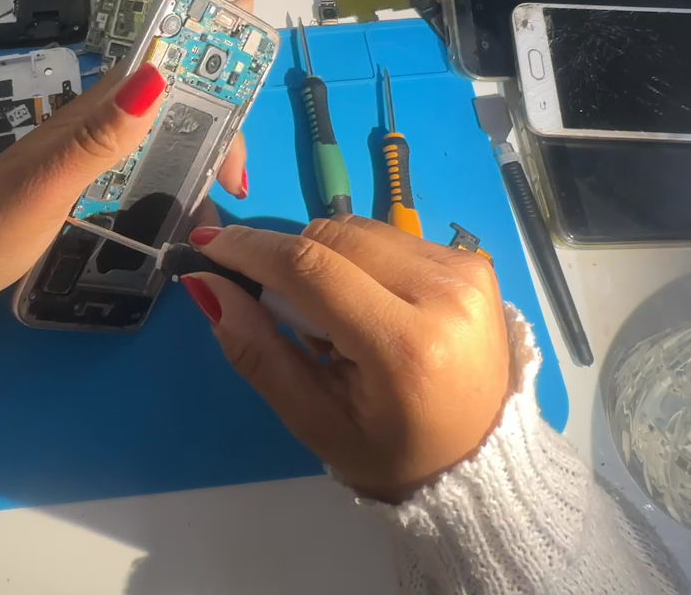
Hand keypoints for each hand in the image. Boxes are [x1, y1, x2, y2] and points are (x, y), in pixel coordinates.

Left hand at [0, 61, 247, 314]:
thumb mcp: (48, 184)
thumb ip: (100, 137)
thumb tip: (158, 77)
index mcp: (89, 116)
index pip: (158, 68)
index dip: (204, 61)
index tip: (249, 83)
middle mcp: (94, 128)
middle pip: (170, 105)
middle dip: (215, 126)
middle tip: (238, 182)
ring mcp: (87, 158)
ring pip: (159, 138)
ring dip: (199, 155)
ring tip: (227, 197)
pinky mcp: (82, 188)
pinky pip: (142, 171)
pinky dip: (173, 181)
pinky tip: (187, 210)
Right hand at [182, 217, 511, 502]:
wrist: (483, 462)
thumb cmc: (390, 451)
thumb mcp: (312, 419)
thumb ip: (256, 350)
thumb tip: (207, 283)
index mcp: (404, 347)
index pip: (310, 269)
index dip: (251, 249)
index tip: (209, 244)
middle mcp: (443, 293)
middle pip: (331, 236)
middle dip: (289, 258)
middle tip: (288, 311)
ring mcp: (465, 270)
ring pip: (357, 228)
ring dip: (325, 256)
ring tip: (337, 314)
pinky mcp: (473, 261)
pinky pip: (388, 234)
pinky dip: (361, 258)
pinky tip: (372, 303)